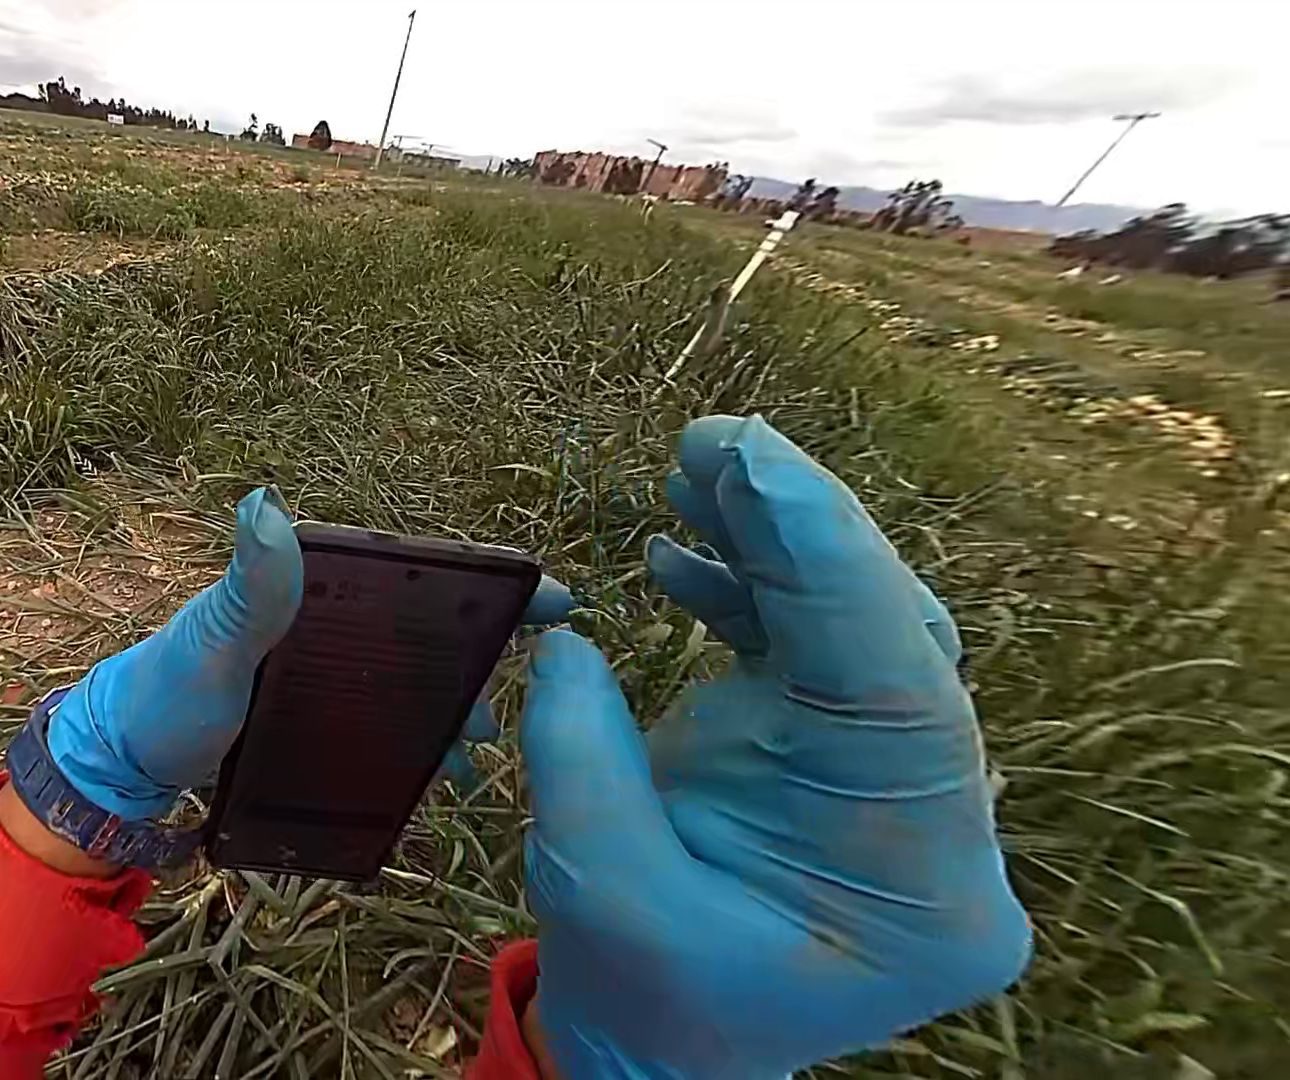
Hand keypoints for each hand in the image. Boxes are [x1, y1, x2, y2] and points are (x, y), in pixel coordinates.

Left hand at [45, 488, 576, 820]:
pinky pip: (383, 707)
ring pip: (408, 668)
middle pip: (420, 622)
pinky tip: (441, 755)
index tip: (547, 597)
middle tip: (529, 679)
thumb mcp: (214, 639)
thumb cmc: (170, 692)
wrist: (133, 755)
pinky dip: (418, 725)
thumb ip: (251, 584)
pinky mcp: (318, 706)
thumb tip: (267, 501)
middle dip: (480, 642)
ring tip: (486, 732)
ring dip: (454, 693)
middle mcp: (324, 617)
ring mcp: (324, 664)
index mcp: (309, 587)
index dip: (480, 579)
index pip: (408, 571)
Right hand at [519, 416, 1029, 1078]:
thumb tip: (569, 634)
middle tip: (715, 439)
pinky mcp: (811, 739)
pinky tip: (674, 552)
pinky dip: (736, 583)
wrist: (658, 1027)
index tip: (752, 459)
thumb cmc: (640, 981)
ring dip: (764, 536)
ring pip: (841, 620)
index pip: (893, 676)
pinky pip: (791, 639)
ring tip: (693, 469)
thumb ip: (578, 747)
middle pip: (884, 628)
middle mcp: (919, 805)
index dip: (822, 556)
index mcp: (909, 869)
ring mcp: (868, 767)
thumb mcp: (593, 874)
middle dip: (797, 522)